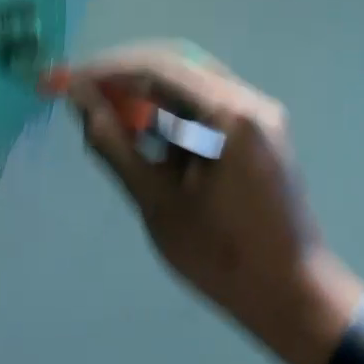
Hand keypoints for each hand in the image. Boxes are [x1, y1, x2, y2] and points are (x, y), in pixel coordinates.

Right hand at [62, 41, 363, 363]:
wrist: (295, 300)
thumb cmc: (223, 255)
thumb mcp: (156, 201)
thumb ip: (113, 144)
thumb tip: (79, 100)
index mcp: (231, 115)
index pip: (156, 68)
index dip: (105, 71)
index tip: (68, 82)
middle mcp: (249, 101)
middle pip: (173, 63)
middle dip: (122, 76)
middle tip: (82, 92)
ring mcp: (257, 114)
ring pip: (186, 80)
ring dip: (143, 92)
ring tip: (105, 115)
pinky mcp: (256, 130)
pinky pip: (201, 101)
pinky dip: (166, 110)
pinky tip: (141, 133)